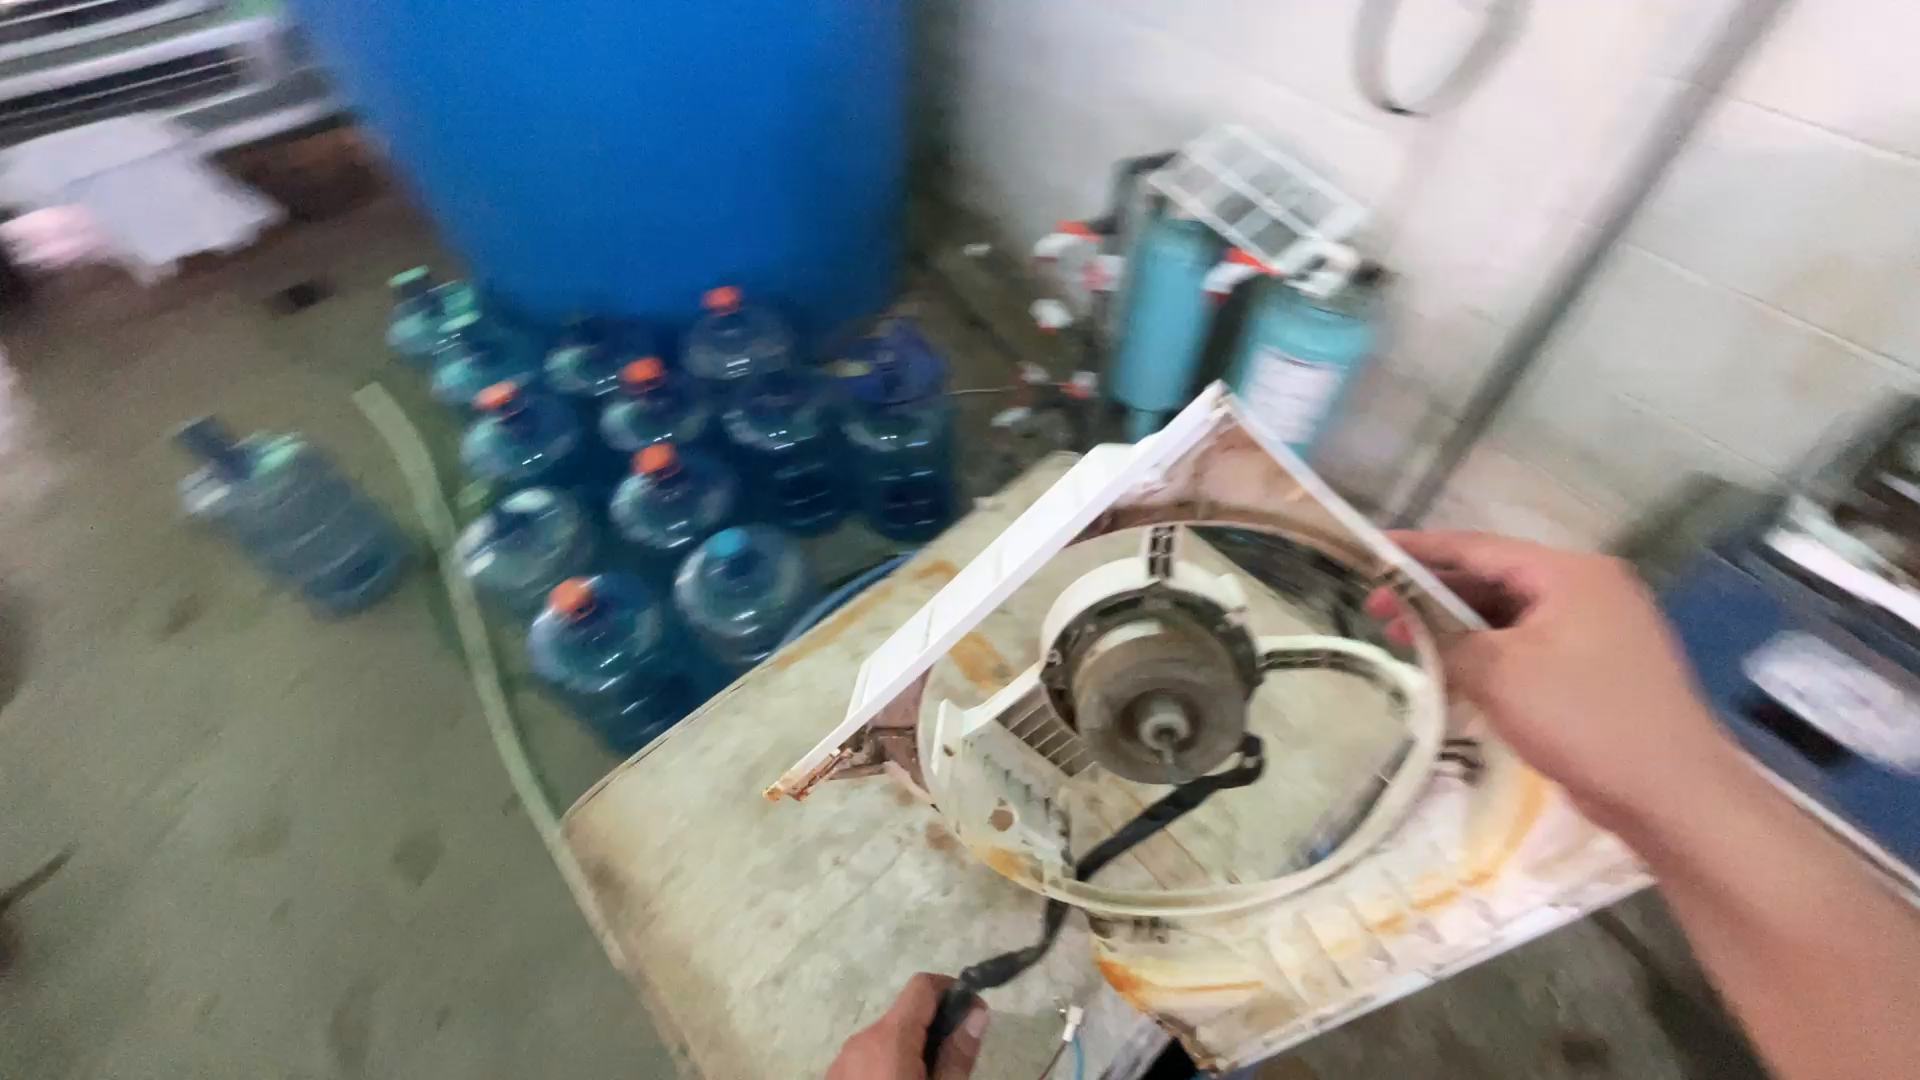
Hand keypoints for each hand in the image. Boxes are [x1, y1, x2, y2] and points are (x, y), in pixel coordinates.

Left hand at [826, 973, 988, 1079]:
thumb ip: (958, 1056)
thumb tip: (978, 1011)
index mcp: (889, 1038)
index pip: (923, 985)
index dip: (952, 991)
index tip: (974, 1014)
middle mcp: (861, 1039)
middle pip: (906, 1014)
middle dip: (936, 1029)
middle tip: (957, 1064)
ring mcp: (842, 1061)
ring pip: (888, 1038)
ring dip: (913, 1050)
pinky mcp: (834, 1079)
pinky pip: (869, 1059)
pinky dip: (890, 1066)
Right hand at [1369, 530, 1740, 832]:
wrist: (1673, 796)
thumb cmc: (1581, 718)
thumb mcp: (1496, 671)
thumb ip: (1445, 635)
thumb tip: (1415, 622)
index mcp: (1570, 575)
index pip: (1476, 548)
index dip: (1417, 549)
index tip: (1369, 549)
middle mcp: (1587, 589)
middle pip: (1489, 578)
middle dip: (1429, 594)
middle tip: (1377, 609)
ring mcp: (1595, 627)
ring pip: (1504, 612)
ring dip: (1452, 625)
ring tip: (1403, 640)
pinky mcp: (1593, 664)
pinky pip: (1523, 641)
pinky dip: (1482, 648)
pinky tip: (1447, 666)